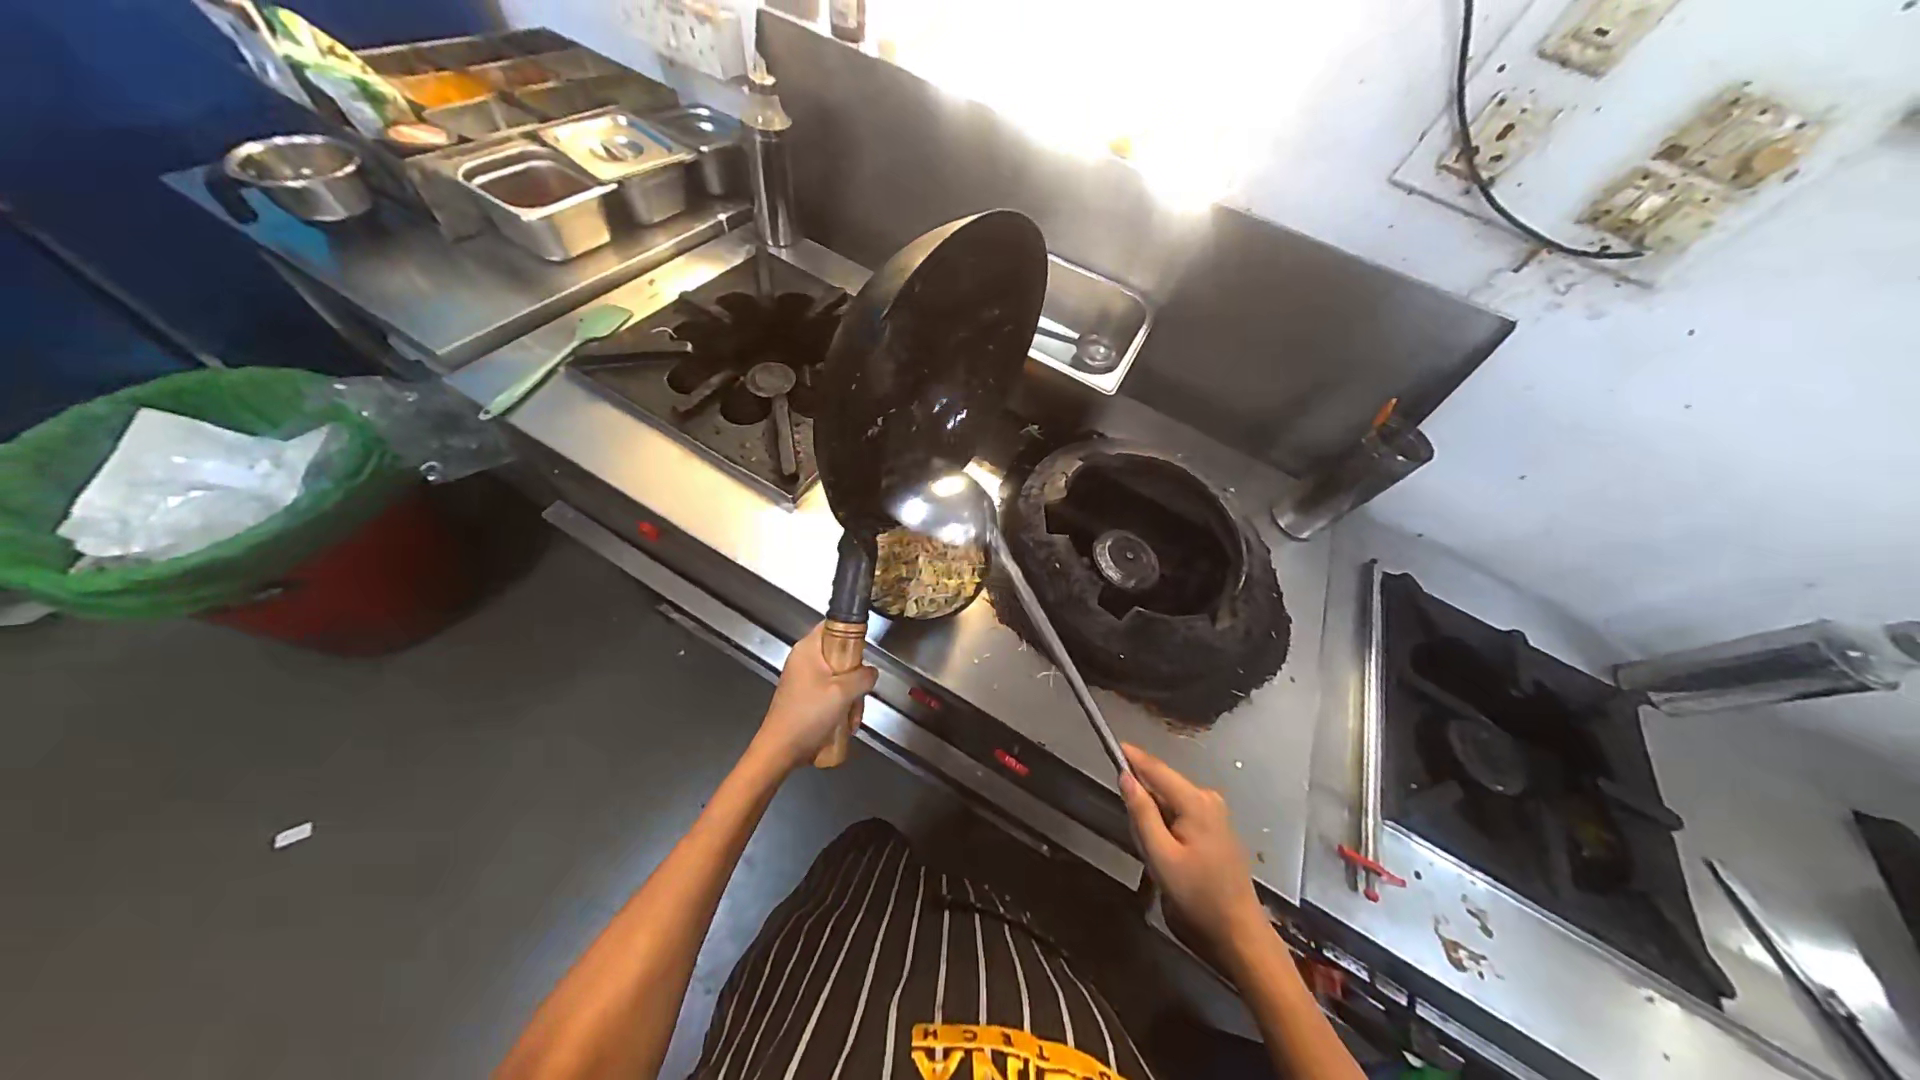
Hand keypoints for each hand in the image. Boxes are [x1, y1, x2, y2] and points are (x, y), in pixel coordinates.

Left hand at [752, 623, 878, 770]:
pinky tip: (843, 723)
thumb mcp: (843, 692)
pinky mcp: (805, 697)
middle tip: (858, 691)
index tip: (866, 649)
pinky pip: (831, 693)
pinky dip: (840, 706)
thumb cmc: (808, 714)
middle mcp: (804, 659)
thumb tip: (871, 672)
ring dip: (851, 696)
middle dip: (855, 676)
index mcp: (808, 648)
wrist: (780, 750)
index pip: (833, 624)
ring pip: (840, 677)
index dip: (852, 632)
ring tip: (850, 715)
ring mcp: (804, 679)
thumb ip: (863, 676)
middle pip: (840, 654)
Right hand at [1120, 743, 1267, 957]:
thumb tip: (1125, 776)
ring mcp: (1215, 811)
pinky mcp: (1216, 826)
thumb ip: (1141, 812)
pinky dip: (1167, 824)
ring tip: (1154, 853)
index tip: (1111, 744)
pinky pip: (1181, 812)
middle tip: (1138, 838)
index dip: (1132, 756)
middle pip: (1163, 784)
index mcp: (1195, 801)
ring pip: (1170, 799)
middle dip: (1143, 800)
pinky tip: (1168, 853)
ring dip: (1154, 816)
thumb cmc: (1196, 894)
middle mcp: (1208, 798)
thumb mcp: (1160, 855)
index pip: (1156, 768)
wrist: (1237, 931)